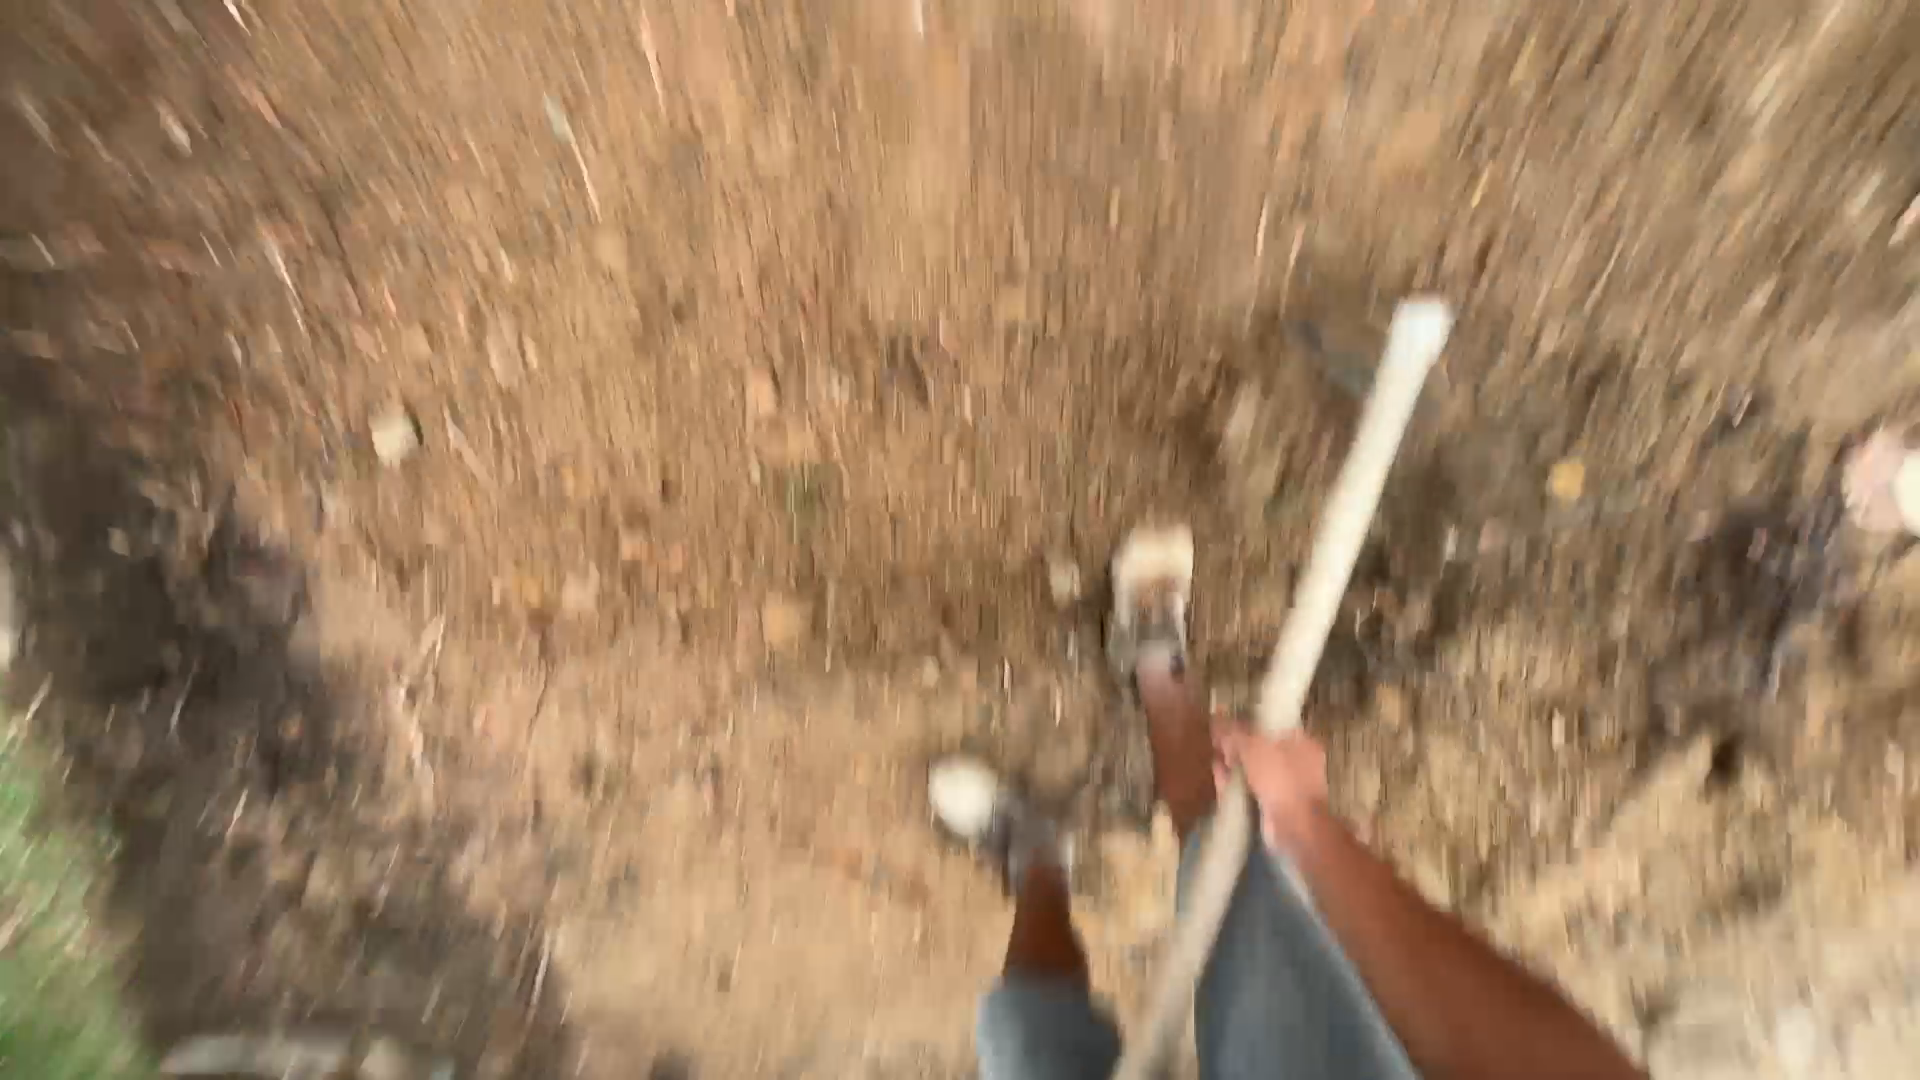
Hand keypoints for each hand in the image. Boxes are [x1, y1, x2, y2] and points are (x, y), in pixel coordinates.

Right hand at [1212, 723, 1327, 851]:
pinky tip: (1218, 774)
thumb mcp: (1252, 746)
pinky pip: (1249, 788)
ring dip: (1233, 763)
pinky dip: (1234, 782)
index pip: (1272, 725)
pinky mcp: (1272, 805)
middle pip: (1260, 747)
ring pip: (1253, 769)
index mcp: (1301, 742)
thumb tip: (1216, 716)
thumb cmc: (1279, 777)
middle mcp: (1296, 762)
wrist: (1294, 826)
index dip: (1248, 721)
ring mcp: (1285, 785)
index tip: (1227, 722)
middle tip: (1217, 740)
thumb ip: (1232, 731)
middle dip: (1237, 744)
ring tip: (1214, 755)